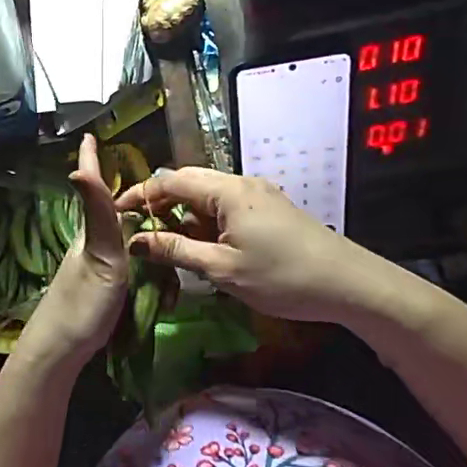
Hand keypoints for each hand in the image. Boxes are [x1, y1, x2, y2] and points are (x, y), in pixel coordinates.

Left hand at [17, 135, 129, 357]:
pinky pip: (114, 254)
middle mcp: (87, 243)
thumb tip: (78, 167)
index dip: (90, 161)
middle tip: (124, 167)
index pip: (91, 188)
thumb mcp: (99, 256)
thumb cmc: (82, 303)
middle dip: (106, 184)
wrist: (59, 352)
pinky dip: (124, 243)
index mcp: (91, 233)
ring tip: (139, 204)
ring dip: (117, 213)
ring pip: (106, 230)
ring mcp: (88, 265)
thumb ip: (95, 215)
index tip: (88, 135)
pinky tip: (133, 251)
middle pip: (99, 206)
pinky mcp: (94, 286)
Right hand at [115, 168, 409, 325]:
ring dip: (182, 216)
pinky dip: (204, 223)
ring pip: (205, 197)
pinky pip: (224, 207)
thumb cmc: (282, 277)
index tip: (116, 213)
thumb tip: (134, 241)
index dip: (140, 195)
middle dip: (159, 204)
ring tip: (164, 244)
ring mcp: (257, 195)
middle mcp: (240, 183)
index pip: (170, 181)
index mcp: (227, 191)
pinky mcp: (267, 209)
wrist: (350, 285)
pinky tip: (199, 247)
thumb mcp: (221, 268)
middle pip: (187, 183)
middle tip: (136, 230)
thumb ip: (174, 250)